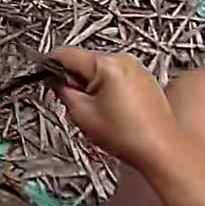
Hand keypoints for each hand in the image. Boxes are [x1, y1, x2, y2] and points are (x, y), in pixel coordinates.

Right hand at [48, 47, 183, 172]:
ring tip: (99, 111)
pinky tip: (114, 111)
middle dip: (75, 80)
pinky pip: (117, 77)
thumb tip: (55, 78)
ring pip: (101, 70)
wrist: (161, 151)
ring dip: (92, 85)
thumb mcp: (82, 113)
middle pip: (85, 62)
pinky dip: (108, 89)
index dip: (51, 64)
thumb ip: (63, 90)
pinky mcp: (145, 79)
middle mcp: (123, 59)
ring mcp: (136, 68)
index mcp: (106, 64)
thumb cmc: (125, 135)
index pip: (67, 54)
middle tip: (78, 105)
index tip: (43, 75)